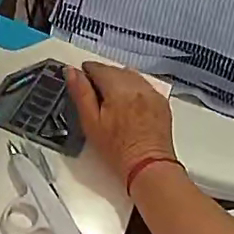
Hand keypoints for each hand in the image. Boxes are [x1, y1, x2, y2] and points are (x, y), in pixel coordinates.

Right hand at [65, 61, 175, 184]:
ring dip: (118, 81)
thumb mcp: (90, 122)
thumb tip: (71, 72)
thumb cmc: (117, 149)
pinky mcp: (161, 102)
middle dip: (102, 76)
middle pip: (115, 70)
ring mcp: (152, 93)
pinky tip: (128, 105)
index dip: (86, 72)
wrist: (147, 166)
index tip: (81, 79)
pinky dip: (133, 89)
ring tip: (110, 100)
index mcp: (118, 88)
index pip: (98, 68)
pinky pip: (144, 86)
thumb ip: (81, 93)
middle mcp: (138, 86)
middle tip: (93, 94)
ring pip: (131, 76)